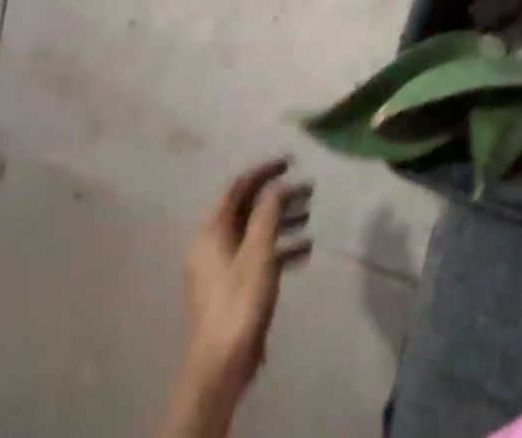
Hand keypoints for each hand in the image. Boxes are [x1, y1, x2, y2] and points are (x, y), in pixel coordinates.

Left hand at [176, 158, 312, 413]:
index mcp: (211, 235)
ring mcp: (222, 268)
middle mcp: (212, 247)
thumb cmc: (240, 300)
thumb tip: (277, 186)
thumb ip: (268, 216)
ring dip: (282, 221)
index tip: (291, 161)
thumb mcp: (258, 253)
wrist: (223, 359)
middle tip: (310, 190)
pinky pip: (258, 255)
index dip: (263, 172)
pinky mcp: (234, 287)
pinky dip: (280, 247)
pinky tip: (304, 250)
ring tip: (310, 217)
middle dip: (279, 197)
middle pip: (247, 211)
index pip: (236, 190)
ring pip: (255, 233)